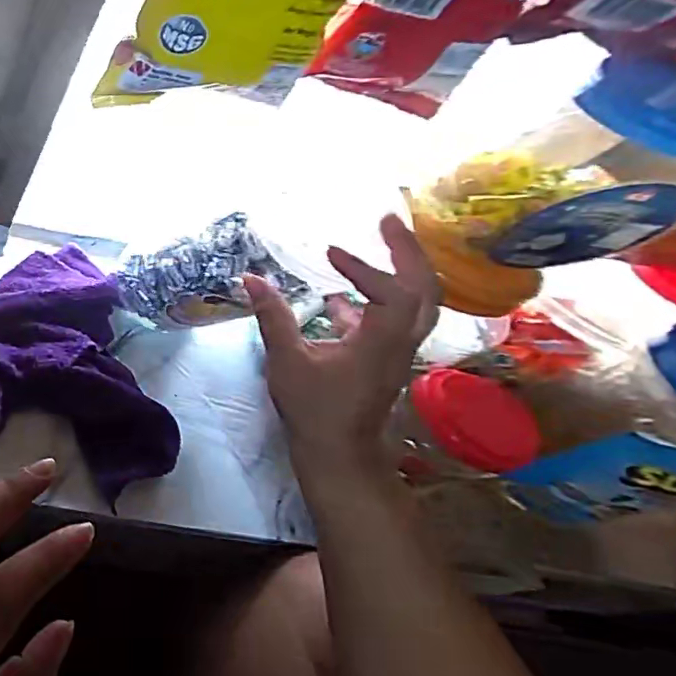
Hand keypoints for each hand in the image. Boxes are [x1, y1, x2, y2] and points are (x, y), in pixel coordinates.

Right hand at [243, 214, 439, 471]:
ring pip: (419, 302)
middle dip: (409, 251)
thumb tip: (251, 278)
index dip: (364, 266)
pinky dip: (379, 294)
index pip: (392, 292)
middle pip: (425, 288)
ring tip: (382, 242)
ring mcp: (399, 350)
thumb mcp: (287, 361)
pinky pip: (398, 316)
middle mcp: (401, 342)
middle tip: (387, 221)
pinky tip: (341, 296)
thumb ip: (273, 316)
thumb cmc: (315, 409)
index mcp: (382, 342)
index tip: (329, 253)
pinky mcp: (387, 357)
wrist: (340, 453)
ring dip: (404, 269)